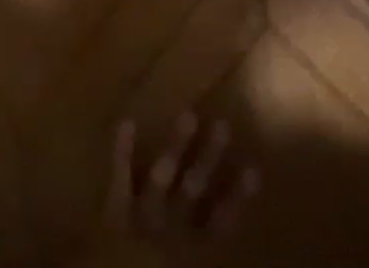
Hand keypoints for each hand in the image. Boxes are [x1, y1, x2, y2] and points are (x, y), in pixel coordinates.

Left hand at [81, 114, 259, 264]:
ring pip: (163, 175)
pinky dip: (122, 151)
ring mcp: (143, 216)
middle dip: (208, 156)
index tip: (254, 169)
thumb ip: (202, 251)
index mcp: (194, 252)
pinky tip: (127, 121)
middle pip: (195, 187)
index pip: (223, 222)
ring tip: (188, 115)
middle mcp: (173, 228)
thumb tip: (214, 243)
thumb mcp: (191, 263)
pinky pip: (120, 178)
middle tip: (223, 124)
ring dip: (176, 145)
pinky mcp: (115, 211)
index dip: (238, 197)